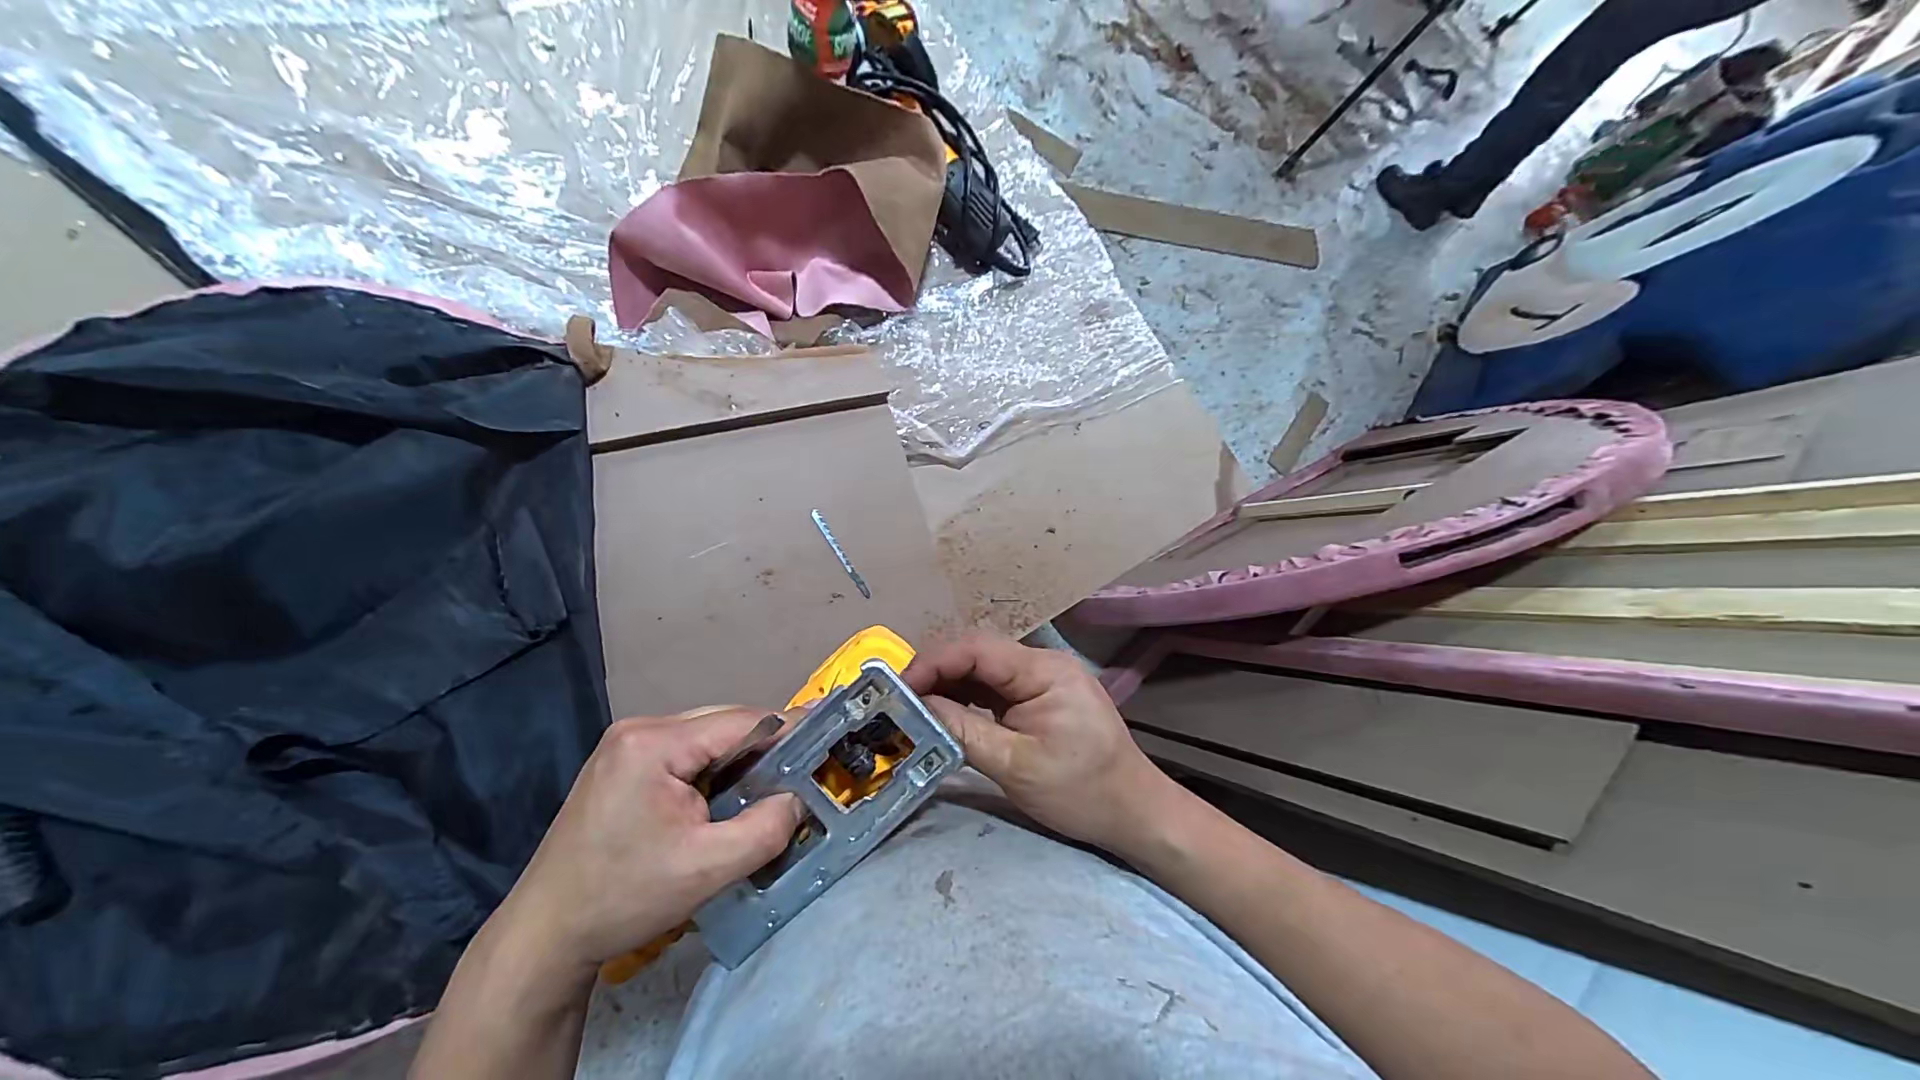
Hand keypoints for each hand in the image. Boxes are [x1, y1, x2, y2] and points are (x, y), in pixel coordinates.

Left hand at [489, 707, 802, 979]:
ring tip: (770, 789)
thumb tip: (798, 799)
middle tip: (802, 774)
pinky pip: (686, 753)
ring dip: (739, 761)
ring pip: (707, 738)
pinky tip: (727, 797)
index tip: (827, 739)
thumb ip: (765, 828)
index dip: (788, 730)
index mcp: (653, 743)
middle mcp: (638, 730)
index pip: (741, 721)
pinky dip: (714, 770)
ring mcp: (626, 745)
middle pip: (724, 724)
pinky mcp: (623, 764)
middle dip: (765, 749)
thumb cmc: (623, 898)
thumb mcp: (707, 869)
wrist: (546, 933)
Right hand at [903, 633, 1180, 855]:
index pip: (976, 650)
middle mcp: (1043, 664)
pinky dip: (966, 699)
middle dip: (935, 673)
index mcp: (1043, 671)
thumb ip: (963, 730)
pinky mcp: (1040, 697)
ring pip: (983, 670)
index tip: (898, 687)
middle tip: (897, 699)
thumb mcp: (1015, 765)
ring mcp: (1043, 679)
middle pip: (977, 654)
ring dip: (947, 685)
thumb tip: (916, 705)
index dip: (933, 663)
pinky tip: (944, 713)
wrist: (1134, 812)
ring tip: (912, 707)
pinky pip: (994, 688)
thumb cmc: (1081, 792)